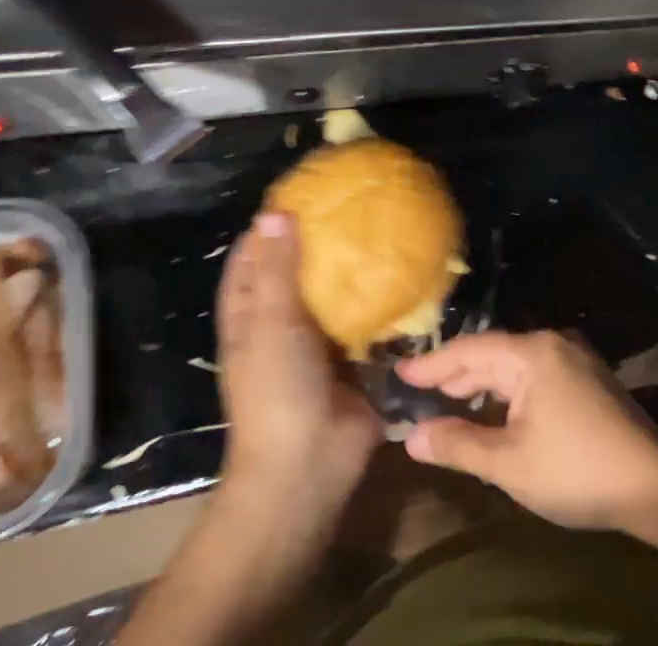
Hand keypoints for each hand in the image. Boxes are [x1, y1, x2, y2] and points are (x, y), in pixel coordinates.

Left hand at [215, 212, 380, 511]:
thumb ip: (277, 270)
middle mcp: (282, 325)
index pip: (251, 260)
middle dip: (321, 244)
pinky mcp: (356, 361)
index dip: (269, 228)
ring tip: (386, 232)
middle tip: (355, 207)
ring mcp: (320, 345)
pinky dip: (383, 303)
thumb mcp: (270, 322)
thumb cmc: (277, 390)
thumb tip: (277, 213)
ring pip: (337, 297)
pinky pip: (370, 323)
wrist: (310, 462)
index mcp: (249, 316)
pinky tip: (408, 277)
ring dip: (356, 272)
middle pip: (298, 273)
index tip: (302, 194)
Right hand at [396, 331, 657, 529]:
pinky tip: (490, 413)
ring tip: (445, 402)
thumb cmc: (575, 469)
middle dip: (454, 374)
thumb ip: (458, 445)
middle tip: (415, 391)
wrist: (654, 485)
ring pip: (514, 368)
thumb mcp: (508, 463)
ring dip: (480, 385)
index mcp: (534, 354)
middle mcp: (555, 347)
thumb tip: (413, 436)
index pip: (470, 350)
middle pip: (493, 354)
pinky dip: (506, 393)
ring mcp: (576, 363)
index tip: (398, 372)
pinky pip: (534, 378)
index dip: (432, 363)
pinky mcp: (587, 383)